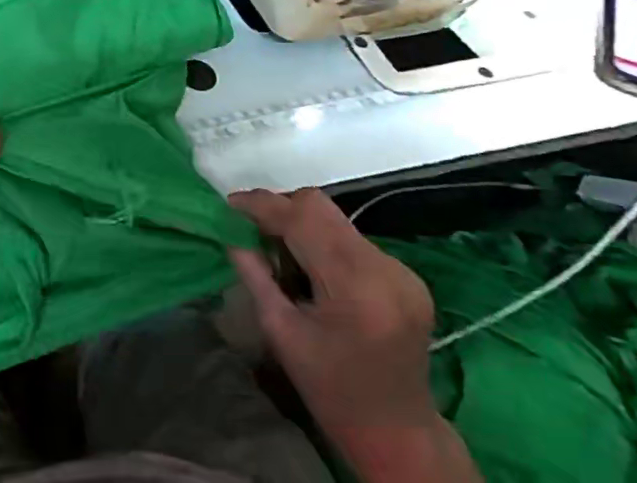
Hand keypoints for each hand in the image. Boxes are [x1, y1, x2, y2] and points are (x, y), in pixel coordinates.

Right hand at [229, 188, 479, 482]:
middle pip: (321, 208)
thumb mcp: (280, 332)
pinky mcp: (406, 274)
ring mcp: (401, 269)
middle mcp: (384, 268)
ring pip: (336, 219)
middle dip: (280, 208)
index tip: (230, 205)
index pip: (302, 219)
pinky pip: (352, 239)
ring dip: (301, 224)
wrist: (396, 433)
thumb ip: (255, 275)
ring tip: (279, 252)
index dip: (262, 205)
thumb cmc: (330, 390)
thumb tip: (231, 233)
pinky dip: (324, 242)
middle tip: (251, 228)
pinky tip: (312, 269)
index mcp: (354, 286)